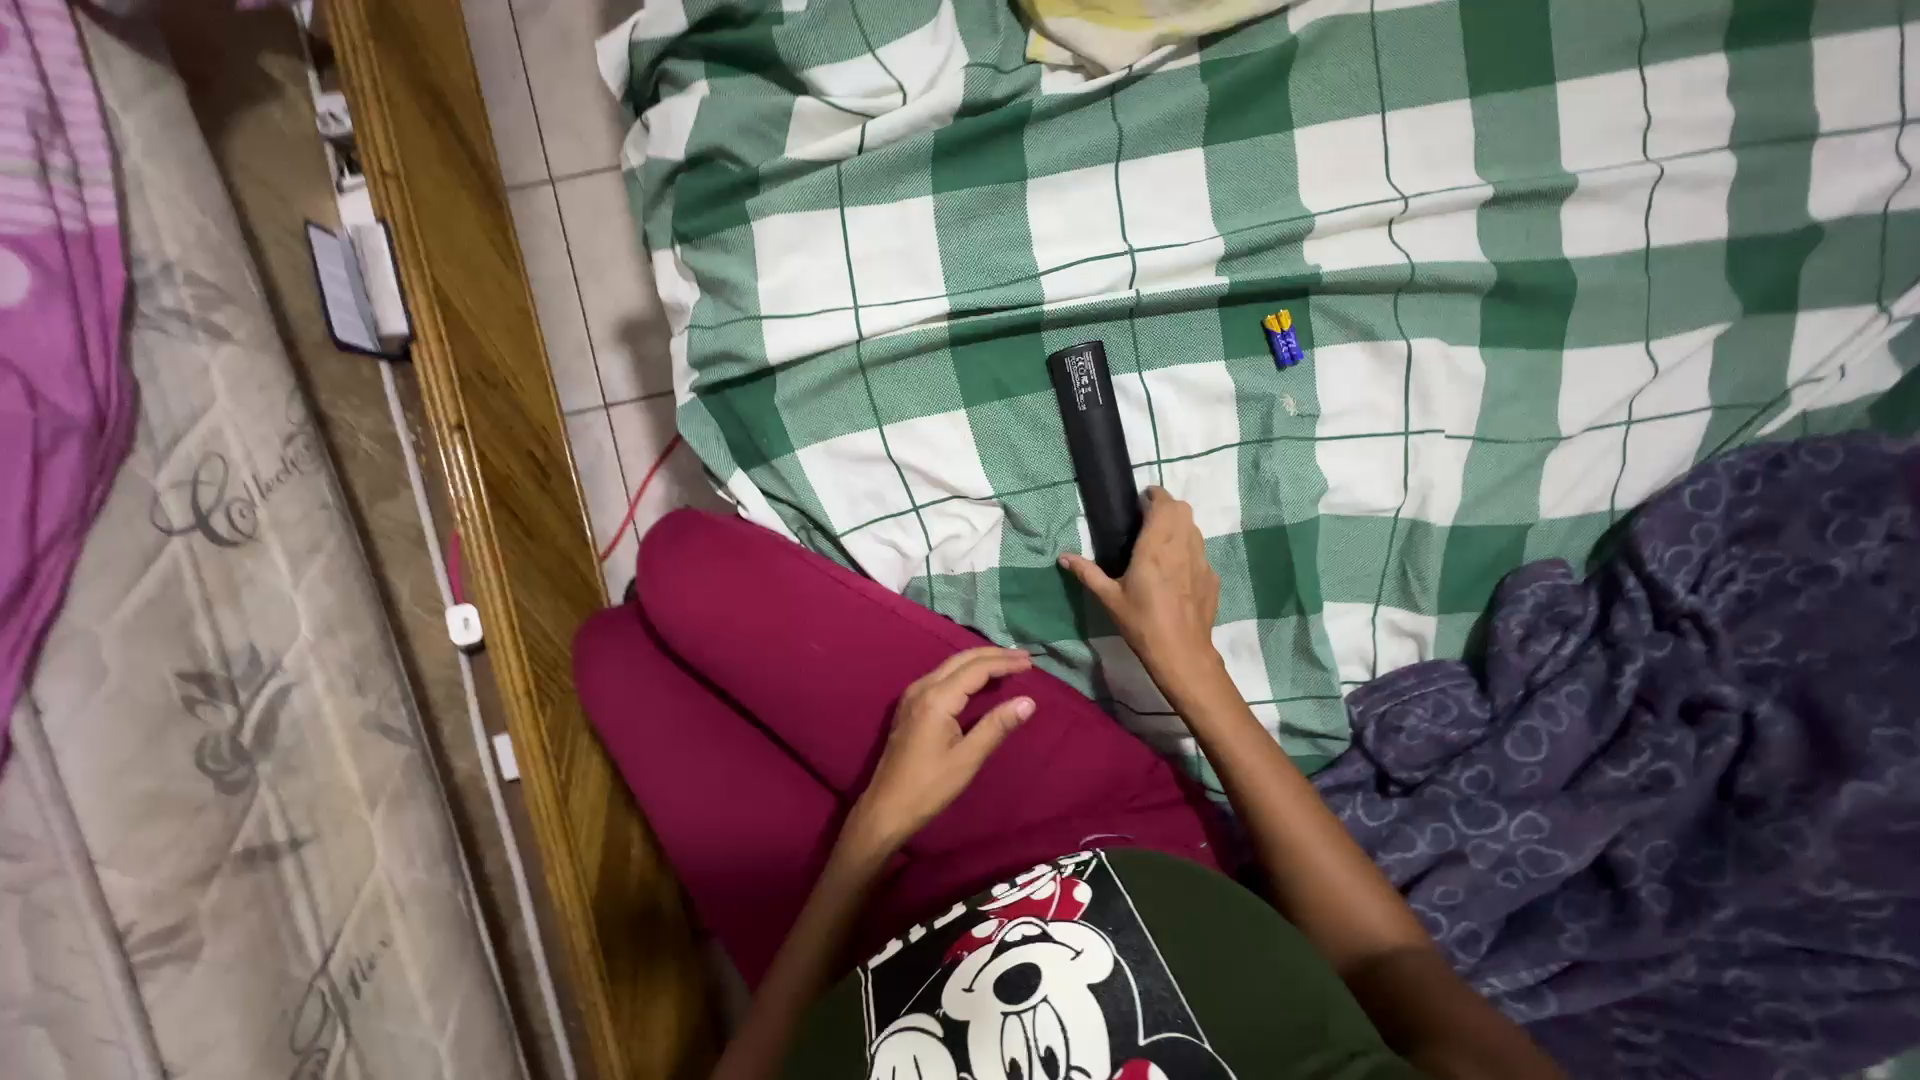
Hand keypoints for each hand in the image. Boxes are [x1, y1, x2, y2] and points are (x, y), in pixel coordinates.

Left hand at [844, 647, 1036, 854]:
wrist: (886, 807)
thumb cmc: (929, 787)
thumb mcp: (967, 758)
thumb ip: (997, 726)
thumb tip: (1028, 701)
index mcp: (936, 699)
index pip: (976, 669)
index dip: (1004, 663)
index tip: (1030, 664)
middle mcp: (922, 688)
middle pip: (962, 660)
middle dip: (993, 655)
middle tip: (1023, 658)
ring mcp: (912, 695)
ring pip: (950, 665)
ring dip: (979, 661)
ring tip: (1007, 664)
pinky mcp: (909, 705)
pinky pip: (941, 677)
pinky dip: (964, 672)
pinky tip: (978, 681)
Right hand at [1060, 487, 1223, 692]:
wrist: (1182, 653)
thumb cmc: (1142, 623)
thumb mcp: (1109, 599)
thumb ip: (1088, 573)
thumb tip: (1063, 557)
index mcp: (1155, 547)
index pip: (1163, 504)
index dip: (1154, 495)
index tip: (1141, 499)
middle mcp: (1182, 546)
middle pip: (1183, 509)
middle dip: (1167, 506)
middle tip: (1148, 517)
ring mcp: (1201, 561)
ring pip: (1195, 528)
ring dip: (1179, 525)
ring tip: (1161, 541)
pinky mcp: (1212, 577)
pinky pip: (1201, 552)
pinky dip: (1189, 549)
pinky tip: (1176, 570)